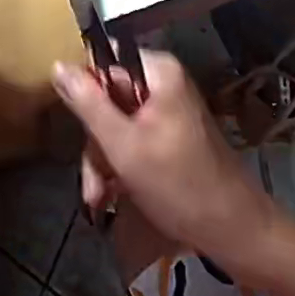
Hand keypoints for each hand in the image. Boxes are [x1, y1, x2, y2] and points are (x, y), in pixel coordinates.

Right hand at [53, 51, 274, 257]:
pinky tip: (113, 195)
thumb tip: (58, 65)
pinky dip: (120, 165)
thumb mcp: (123, 145)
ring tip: (100, 197)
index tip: (79, 126)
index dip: (84, 92)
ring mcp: (168, 110)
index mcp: (157, 72)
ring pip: (116, 123)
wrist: (236, 233)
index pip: (103, 61)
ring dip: (103, 160)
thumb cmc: (179, 186)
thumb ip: (88, 103)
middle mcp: (163, 84)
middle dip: (95, 142)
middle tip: (93, 180)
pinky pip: (132, 138)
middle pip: (107, 97)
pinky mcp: (169, 135)